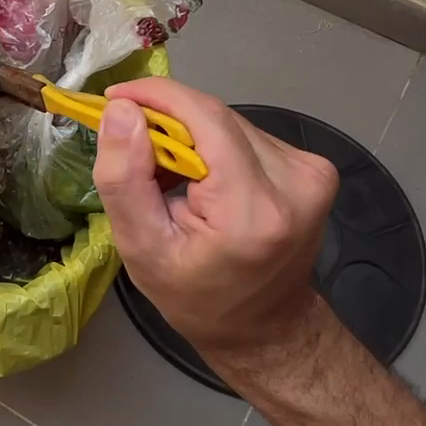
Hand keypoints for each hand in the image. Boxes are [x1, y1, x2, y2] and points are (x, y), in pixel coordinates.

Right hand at [93, 78, 338, 371]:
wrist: (263, 328)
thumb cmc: (194, 297)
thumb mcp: (141, 247)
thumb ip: (124, 179)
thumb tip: (119, 112)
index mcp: (253, 207)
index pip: (204, 118)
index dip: (155, 97)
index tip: (112, 99)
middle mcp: (296, 180)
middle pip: (216, 116)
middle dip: (165, 120)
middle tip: (127, 145)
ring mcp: (313, 172)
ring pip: (230, 122)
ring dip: (188, 134)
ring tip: (161, 172)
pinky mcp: (314, 169)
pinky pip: (246, 135)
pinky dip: (212, 145)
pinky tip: (197, 177)